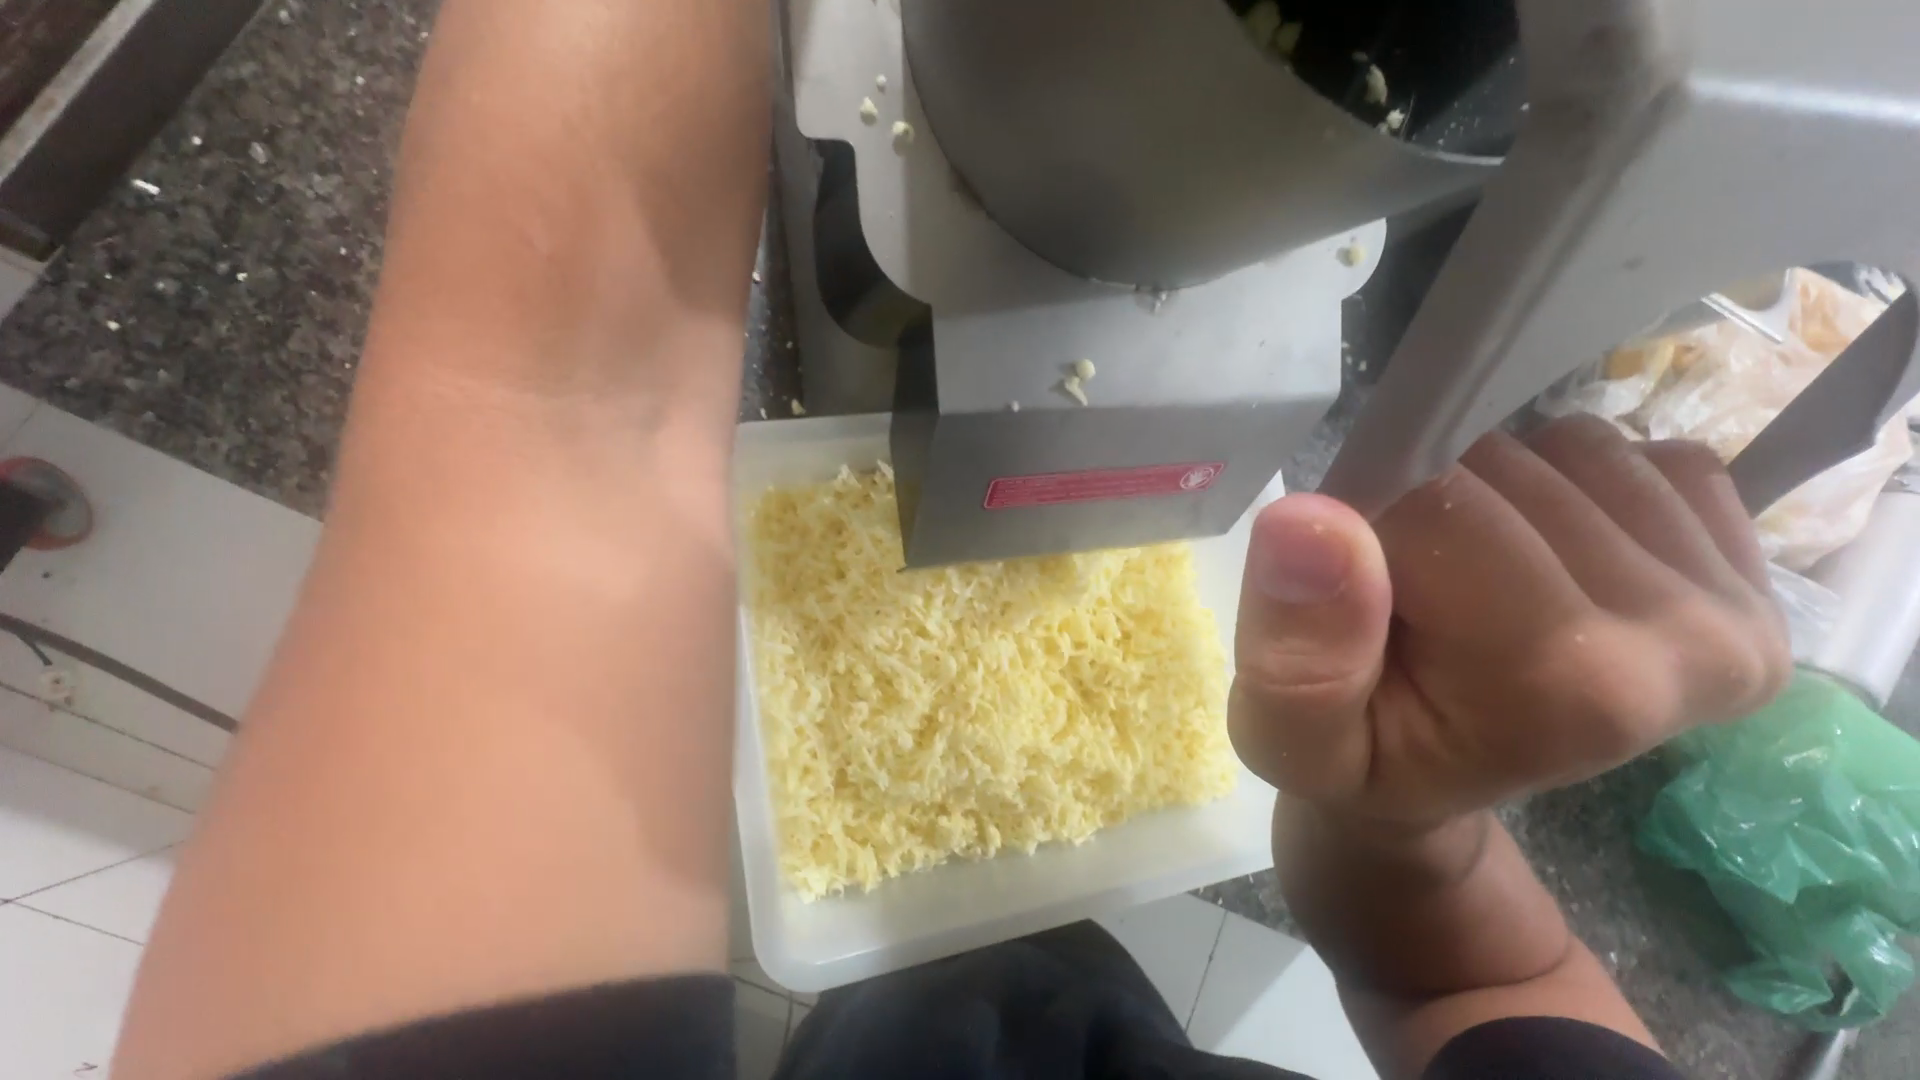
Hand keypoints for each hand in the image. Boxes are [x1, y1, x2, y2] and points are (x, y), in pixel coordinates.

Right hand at [1230, 415, 1791, 827]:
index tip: (1355, 591)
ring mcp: (1738, 608)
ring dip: (1493, 487)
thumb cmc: (1356, 757)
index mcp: (1565, 688)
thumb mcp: (1289, 734)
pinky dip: (1568, 483)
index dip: (1369, 525)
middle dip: (1429, 502)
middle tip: (1404, 587)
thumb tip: (1310, 521)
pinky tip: (1536, 552)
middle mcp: (1688, 644)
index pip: (1443, 506)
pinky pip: (1645, 456)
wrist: (1438, 777)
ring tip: (1463, 570)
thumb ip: (1295, 650)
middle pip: (1512, 469)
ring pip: (1571, 446)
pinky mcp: (1755, 577)